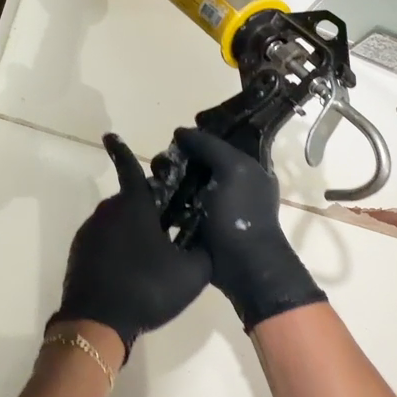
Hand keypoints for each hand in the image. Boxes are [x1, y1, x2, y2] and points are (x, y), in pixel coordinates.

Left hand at [49, 134, 211, 362]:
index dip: (121, 151)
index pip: (129, 169)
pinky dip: (117, 244)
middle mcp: (107, 212)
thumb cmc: (147, 289)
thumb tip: (211, 237)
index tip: (110, 137)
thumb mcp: (192, 273)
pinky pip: (104, 239)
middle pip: (128, 198)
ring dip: (132, 227)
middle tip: (166, 218)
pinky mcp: (80, 252)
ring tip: (153, 248)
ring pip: (115, 220)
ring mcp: (90, 232)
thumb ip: (203, 248)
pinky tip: (132, 266)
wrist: (97, 321)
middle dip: (146, 203)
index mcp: (133, 207)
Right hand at [174, 127, 325, 329]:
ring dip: (167, 178)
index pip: (217, 140)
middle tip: (161, 163)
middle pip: (196, 160)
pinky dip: (164, 198)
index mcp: (245, 166)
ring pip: (183, 180)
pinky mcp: (195, 222)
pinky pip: (176, 203)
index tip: (176, 137)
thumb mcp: (233, 170)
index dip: (197, 135)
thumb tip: (181, 131)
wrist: (242, 265)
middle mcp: (230, 182)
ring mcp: (212, 203)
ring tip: (154, 181)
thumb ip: (209, 146)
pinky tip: (151, 196)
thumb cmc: (241, 214)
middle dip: (176, 158)